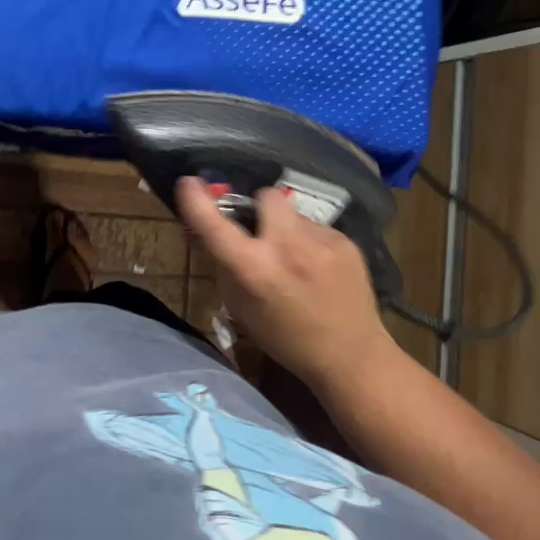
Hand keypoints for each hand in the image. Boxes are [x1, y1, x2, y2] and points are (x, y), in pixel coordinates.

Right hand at [174, 176, 393, 381]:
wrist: (351, 356)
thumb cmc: (285, 338)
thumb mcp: (240, 307)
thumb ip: (223, 265)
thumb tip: (207, 231)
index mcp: (254, 269)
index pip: (215, 224)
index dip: (196, 200)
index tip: (189, 183)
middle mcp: (287, 247)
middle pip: (266, 196)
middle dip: (258, 207)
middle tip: (260, 229)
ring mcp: (321, 241)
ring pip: (293, 213)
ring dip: (286, 226)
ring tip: (294, 256)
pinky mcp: (346, 242)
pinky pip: (316, 227)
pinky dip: (309, 240)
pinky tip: (317, 267)